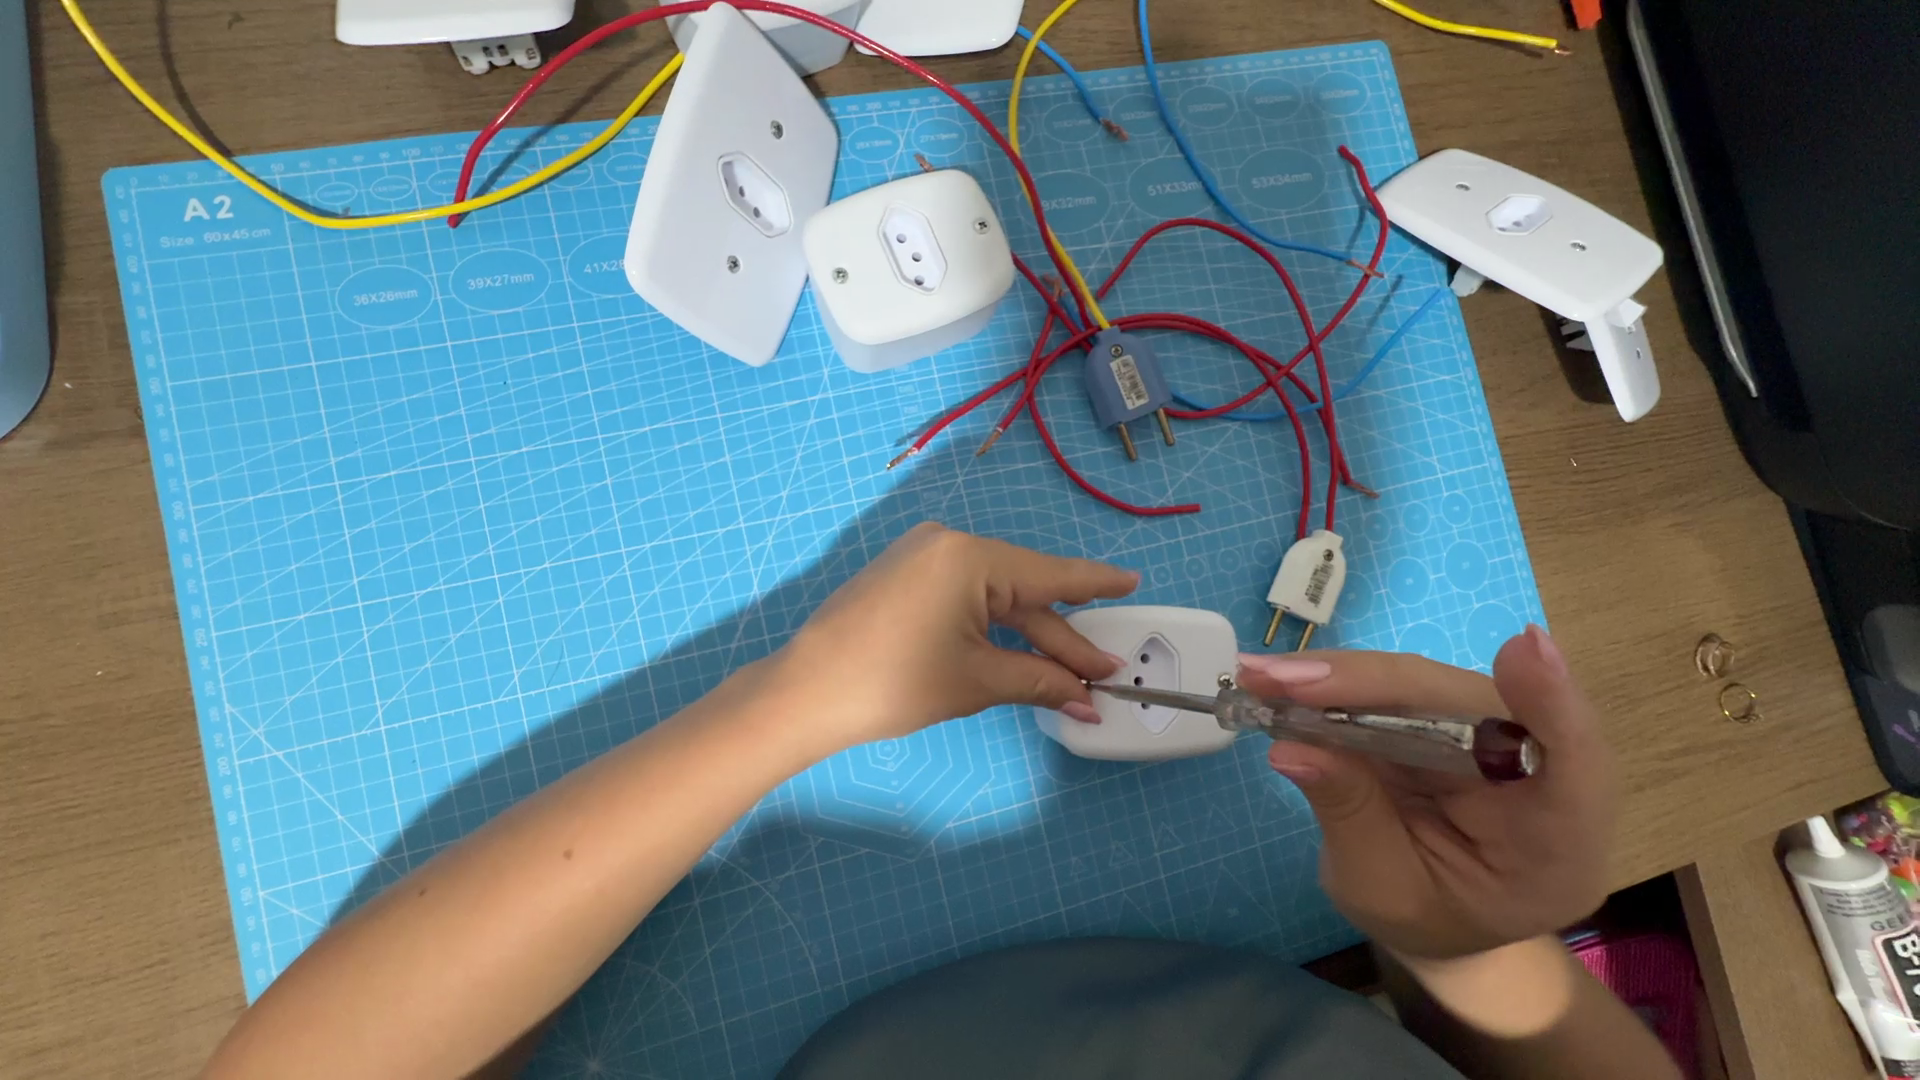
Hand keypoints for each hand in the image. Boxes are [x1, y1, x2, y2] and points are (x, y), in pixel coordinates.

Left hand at [767, 523, 1136, 750]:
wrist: (805, 692)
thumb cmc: (894, 683)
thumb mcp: (977, 680)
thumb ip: (1040, 680)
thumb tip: (1088, 698)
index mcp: (968, 556)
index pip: (1048, 574)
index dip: (1094, 583)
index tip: (1132, 582)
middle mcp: (946, 542)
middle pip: (1022, 590)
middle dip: (1061, 636)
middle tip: (1103, 670)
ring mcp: (920, 556)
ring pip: (993, 595)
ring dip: (1027, 635)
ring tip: (1067, 670)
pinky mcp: (904, 574)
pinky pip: (964, 594)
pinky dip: (992, 624)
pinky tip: (1017, 650)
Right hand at [1238, 626, 1615, 960]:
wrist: (1439, 918)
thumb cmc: (1427, 919)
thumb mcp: (1381, 887)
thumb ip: (1349, 816)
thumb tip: (1290, 747)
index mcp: (1553, 839)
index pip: (1573, 765)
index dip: (1550, 702)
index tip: (1521, 647)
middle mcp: (1530, 768)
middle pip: (1464, 703)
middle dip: (1370, 683)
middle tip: (1281, 678)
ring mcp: (1482, 731)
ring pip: (1418, 683)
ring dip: (1336, 676)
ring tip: (1261, 676)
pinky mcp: (1439, 714)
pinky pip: (1389, 687)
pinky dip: (1332, 682)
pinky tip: (1281, 678)